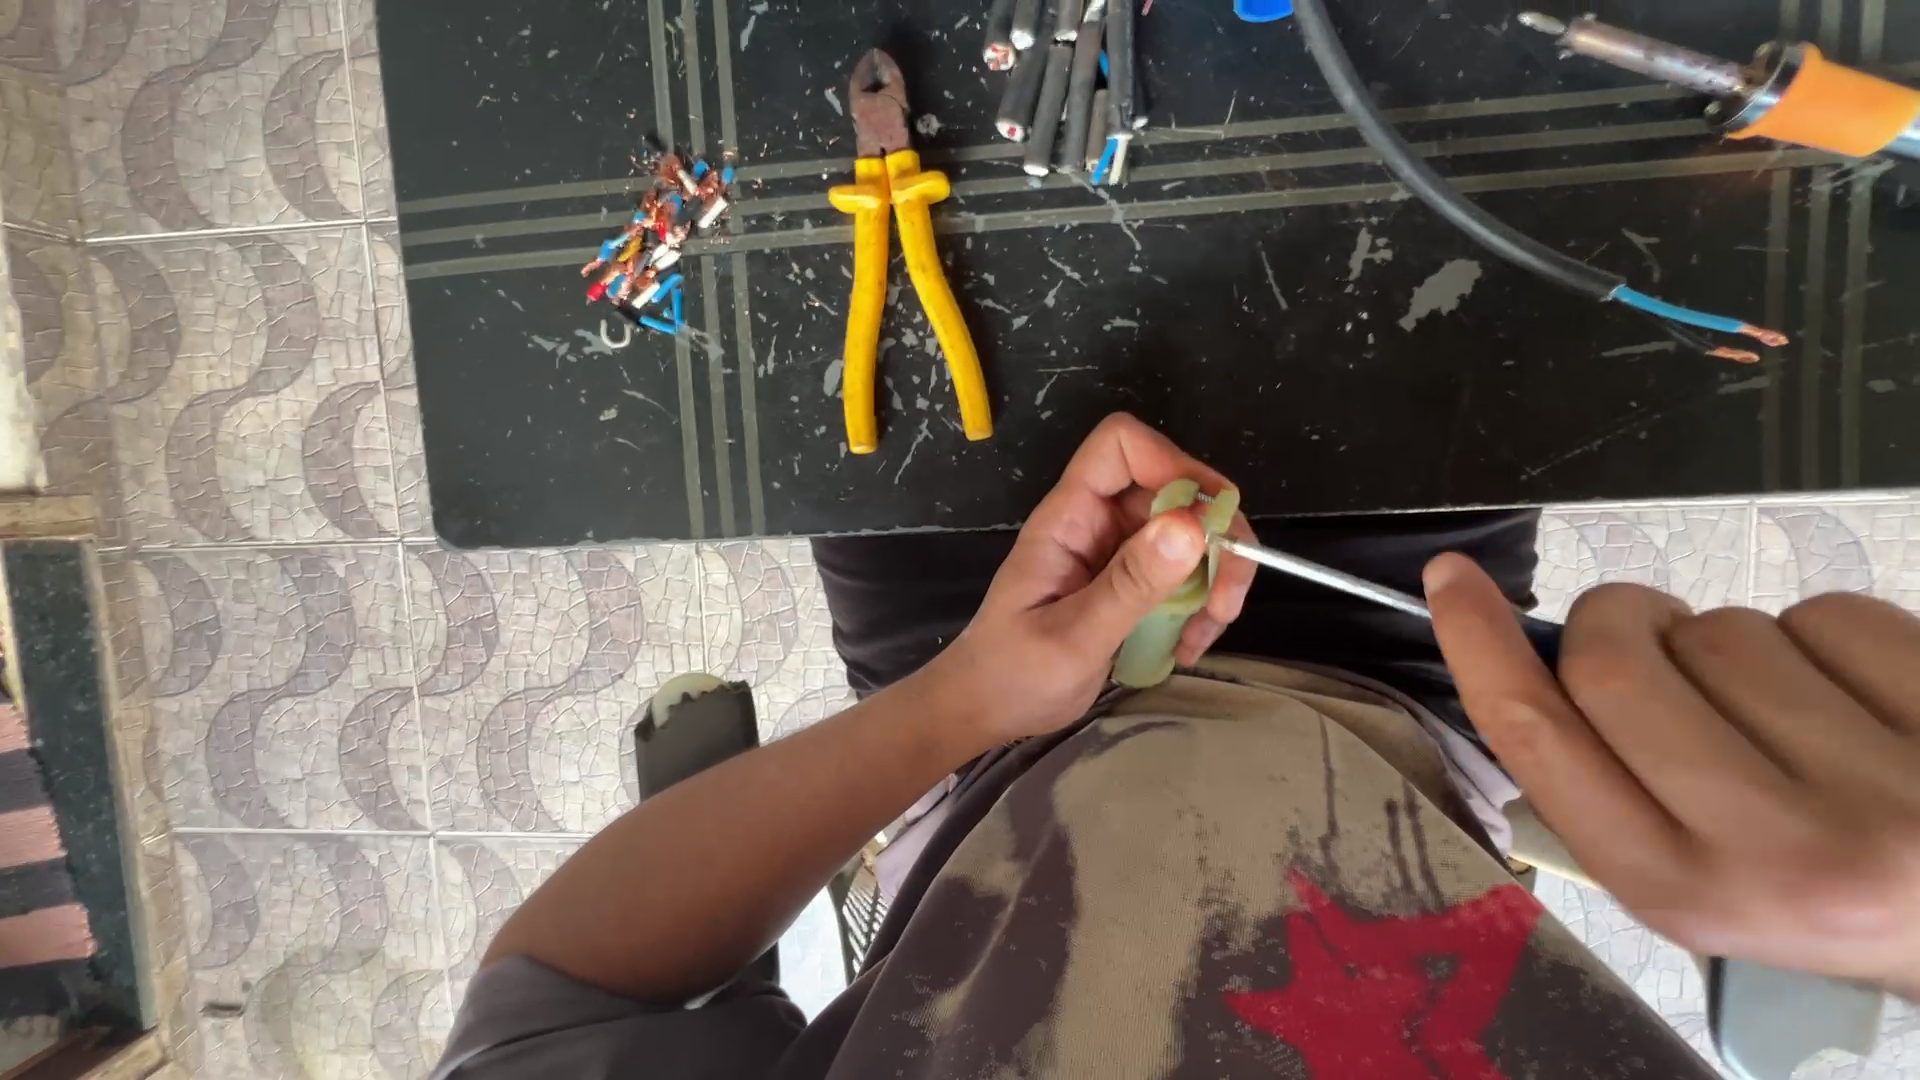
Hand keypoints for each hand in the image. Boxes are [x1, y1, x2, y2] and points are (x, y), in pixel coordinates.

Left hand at [921, 413, 1255, 744]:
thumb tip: (1192, 524)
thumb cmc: (1014, 672)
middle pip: (1174, 491)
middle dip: (1215, 539)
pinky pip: (1182, 573)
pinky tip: (1188, 646)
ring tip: (1201, 636)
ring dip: (1213, 580)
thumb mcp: (1074, 636)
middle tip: (1223, 603)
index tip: (1206, 523)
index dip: (1171, 463)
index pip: (1120, 446)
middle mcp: (1096, 522)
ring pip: (1189, 535)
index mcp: (1069, 517)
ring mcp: (1115, 552)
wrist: (990, 707)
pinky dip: (1199, 605)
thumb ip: (1130, 583)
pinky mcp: (1130, 583)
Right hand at [1425, 553, 1919, 993]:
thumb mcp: (1670, 856)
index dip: (1475, 642)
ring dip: (1727, 638)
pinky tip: (1854, 692)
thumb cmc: (1801, 883)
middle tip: (1641, 626)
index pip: (1533, 732)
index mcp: (1673, 886)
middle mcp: (1781, 857)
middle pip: (1611, 664)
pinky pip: (1834, 615)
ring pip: (1725, 633)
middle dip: (1614, 619)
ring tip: (1772, 697)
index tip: (1448, 576)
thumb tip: (1520, 643)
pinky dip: (1823, 630)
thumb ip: (1589, 762)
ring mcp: (1896, 804)